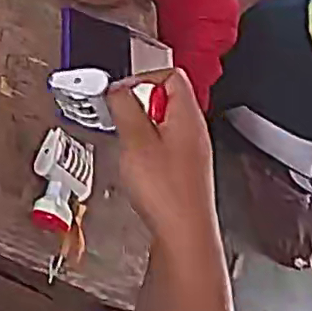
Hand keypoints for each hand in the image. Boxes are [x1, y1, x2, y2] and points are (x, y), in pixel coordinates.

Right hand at [107, 69, 219, 257]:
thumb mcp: (134, 139)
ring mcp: (191, 150)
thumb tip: (117, 89)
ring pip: (163, 120)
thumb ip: (124, 107)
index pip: (172, 75)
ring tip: (129, 143)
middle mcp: (194, 130)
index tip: (123, 92)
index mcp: (187, 116)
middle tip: (123, 118)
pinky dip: (146, 145)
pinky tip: (137, 163)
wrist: (183, 235)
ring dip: (140, 125)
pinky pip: (164, 142)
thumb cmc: (166, 192)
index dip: (143, 78)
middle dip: (139, 103)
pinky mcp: (184, 168)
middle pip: (166, 96)